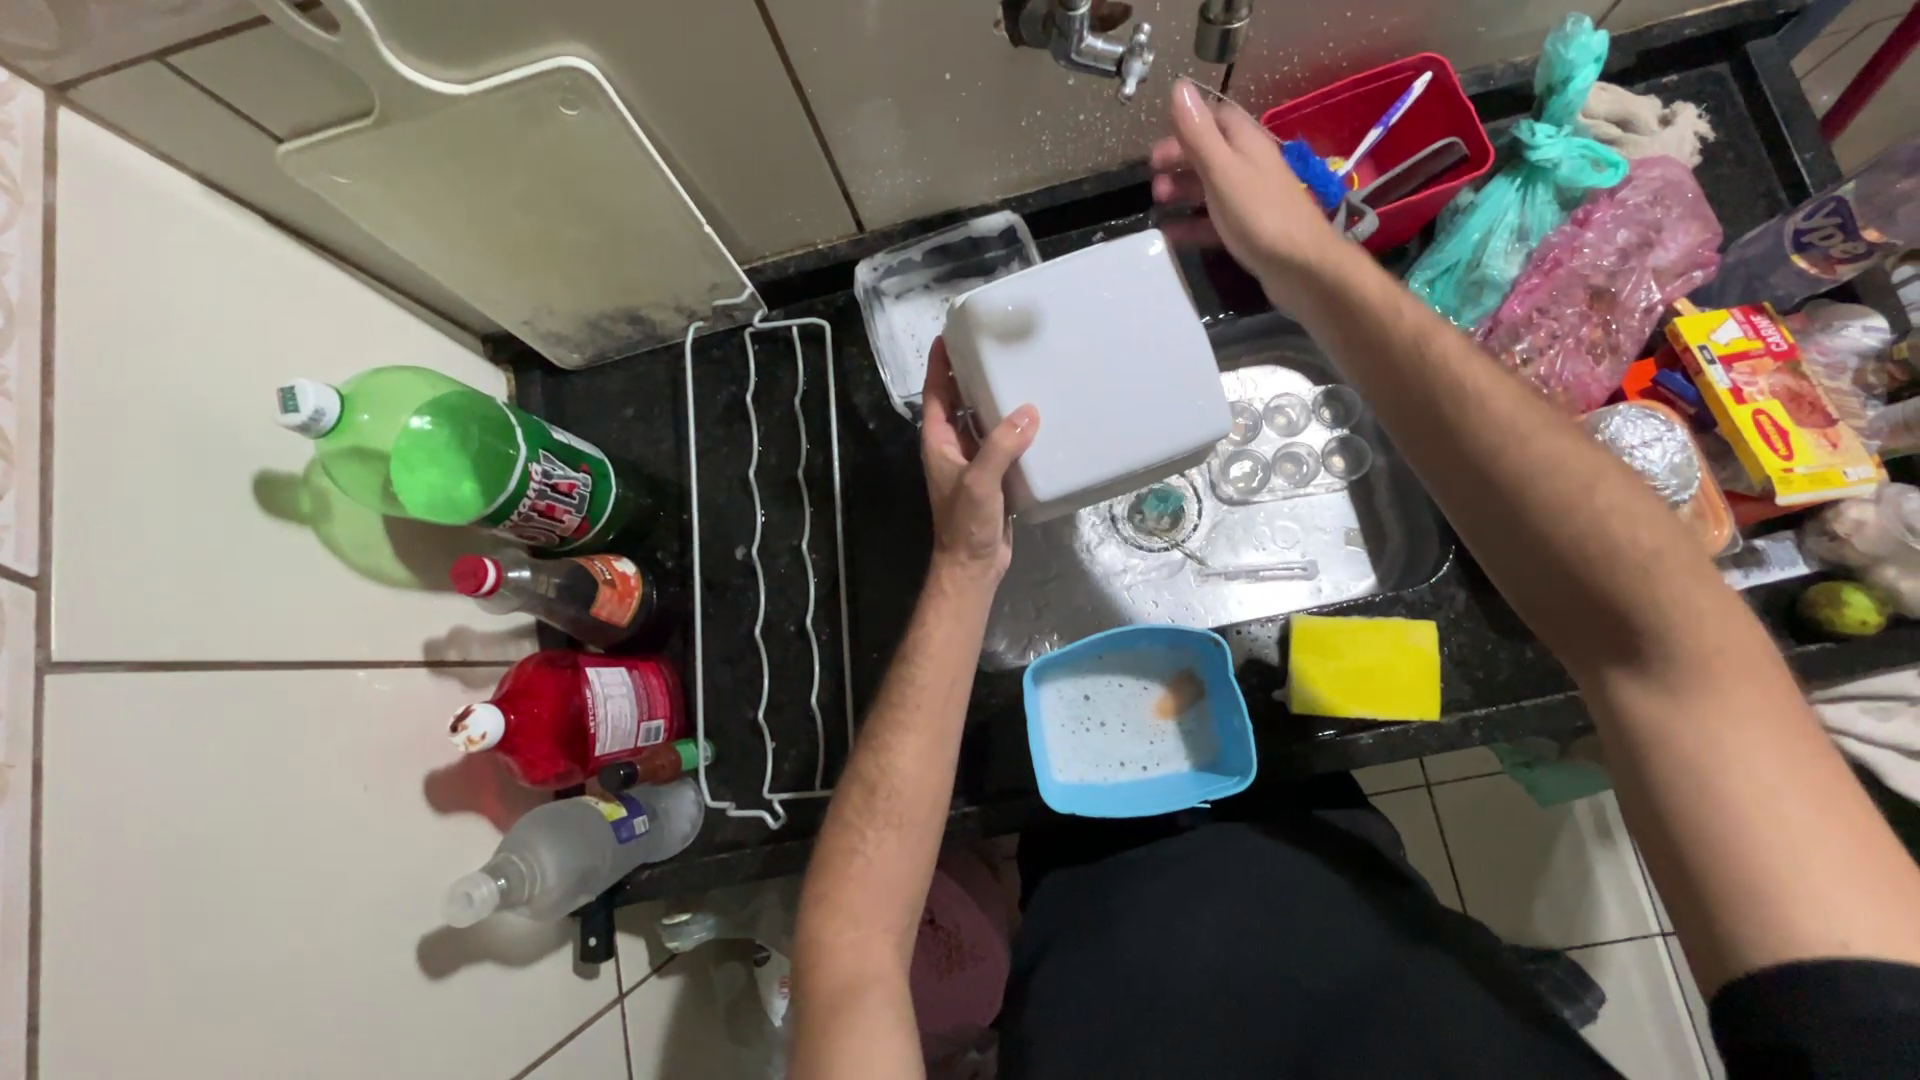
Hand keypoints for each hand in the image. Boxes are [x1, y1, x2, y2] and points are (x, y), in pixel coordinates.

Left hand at [920, 338, 1038, 586]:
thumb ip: (1001, 446)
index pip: (935, 395)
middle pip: (960, 403)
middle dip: (971, 377)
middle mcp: (953, 448)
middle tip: (994, 348)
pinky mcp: (994, 479)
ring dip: (997, 403)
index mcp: (939, 443)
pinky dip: (1016, 432)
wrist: (975, 565)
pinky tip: (1038, 419)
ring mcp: (973, 463)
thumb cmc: (966, 523)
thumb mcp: (980, 481)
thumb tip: (1028, 412)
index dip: (939, 366)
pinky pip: (1004, 446)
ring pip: (984, 424)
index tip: (948, 336)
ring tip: (1020, 374)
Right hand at [1149, 78, 1341, 289]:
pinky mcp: (1249, 231)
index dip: (1189, 123)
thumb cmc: (1259, 215)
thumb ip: (1199, 133)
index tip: (1160, 137)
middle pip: (1211, 153)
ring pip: (1211, 187)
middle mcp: (1251, 166)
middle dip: (1180, 160)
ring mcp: (1251, 200)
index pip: (1217, 118)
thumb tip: (1179, 86)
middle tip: (1152, 176)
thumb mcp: (1222, 171)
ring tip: (1157, 202)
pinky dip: (1192, 223)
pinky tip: (1171, 233)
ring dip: (1183, 190)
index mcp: (1247, 144)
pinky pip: (1214, 221)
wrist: (1299, 266)